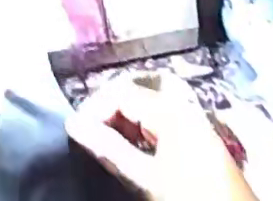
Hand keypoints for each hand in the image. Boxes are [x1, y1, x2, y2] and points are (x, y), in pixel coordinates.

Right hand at [67, 77, 256, 200]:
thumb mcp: (147, 181)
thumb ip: (110, 151)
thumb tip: (73, 125)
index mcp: (170, 109)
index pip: (121, 91)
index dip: (94, 109)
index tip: (76, 133)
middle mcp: (182, 106)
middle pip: (135, 94)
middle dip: (108, 112)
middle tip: (89, 138)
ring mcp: (194, 122)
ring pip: (148, 108)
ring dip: (124, 122)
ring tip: (106, 146)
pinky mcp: (199, 140)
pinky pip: (162, 122)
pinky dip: (142, 132)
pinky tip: (133, 154)